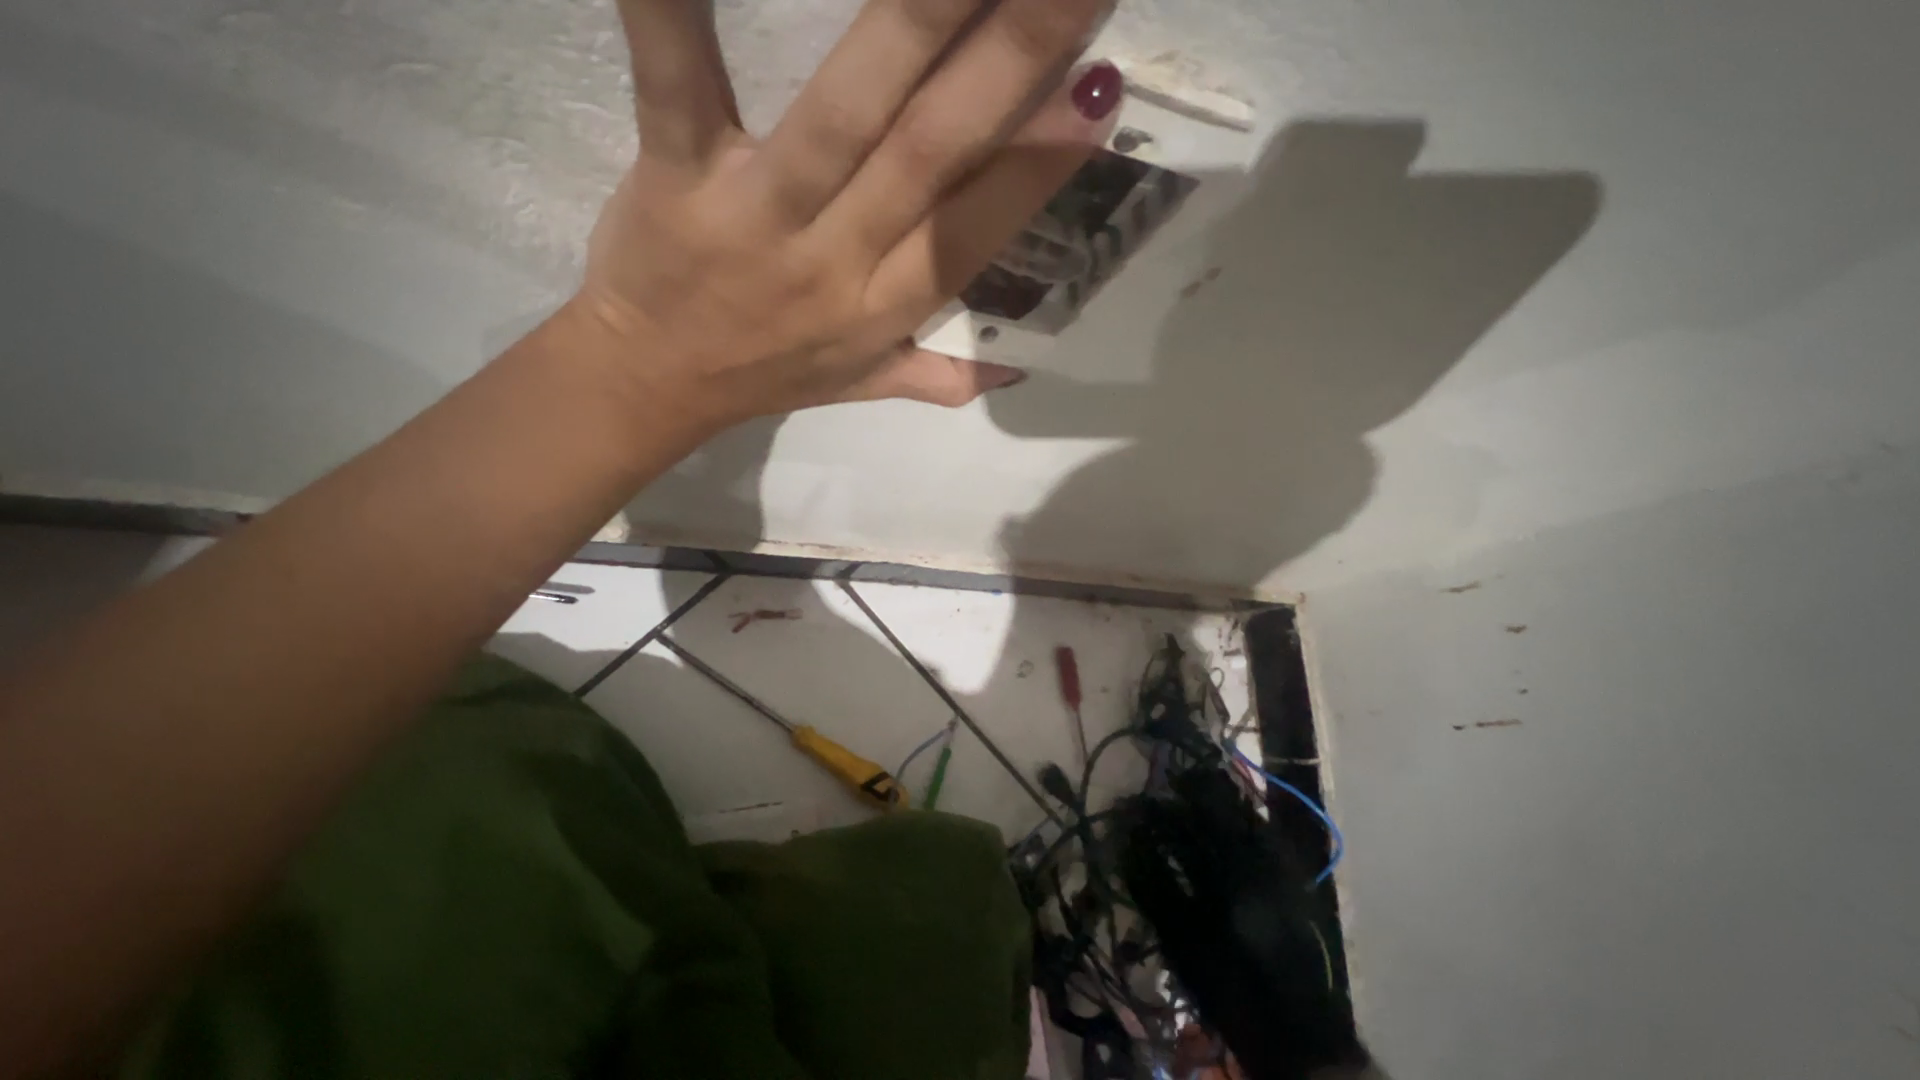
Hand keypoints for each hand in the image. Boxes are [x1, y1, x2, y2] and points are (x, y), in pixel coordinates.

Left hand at [572, 0, 1123, 429]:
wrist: (647, 384)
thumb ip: (938, 373)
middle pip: (932, 154)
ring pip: (845, 114)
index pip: (975, 233)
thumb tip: (1017, 371)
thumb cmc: (763, 376)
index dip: (1040, 165)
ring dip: (916, 25)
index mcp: (884, 309)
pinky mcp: (672, 172)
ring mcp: (755, 214)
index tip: (1101, 89)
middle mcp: (834, 262)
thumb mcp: (860, 385)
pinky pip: (677, 80)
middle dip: (1011, 60)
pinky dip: (675, 10)